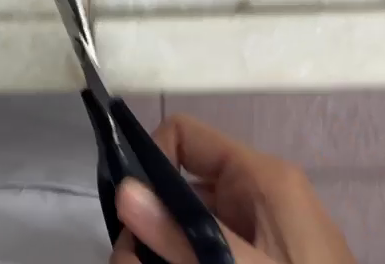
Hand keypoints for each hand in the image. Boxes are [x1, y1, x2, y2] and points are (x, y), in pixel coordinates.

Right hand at [111, 115, 355, 263]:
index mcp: (262, 178)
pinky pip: (198, 250)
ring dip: (152, 253)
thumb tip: (122, 190)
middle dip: (145, 226)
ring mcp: (255, 232)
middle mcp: (254, 195)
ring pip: (179, 224)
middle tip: (130, 263)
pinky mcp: (253, 258)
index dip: (151, 162)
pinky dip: (175, 261)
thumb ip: (185, 236)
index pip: (183, 134)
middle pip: (173, 186)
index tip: (135, 212)